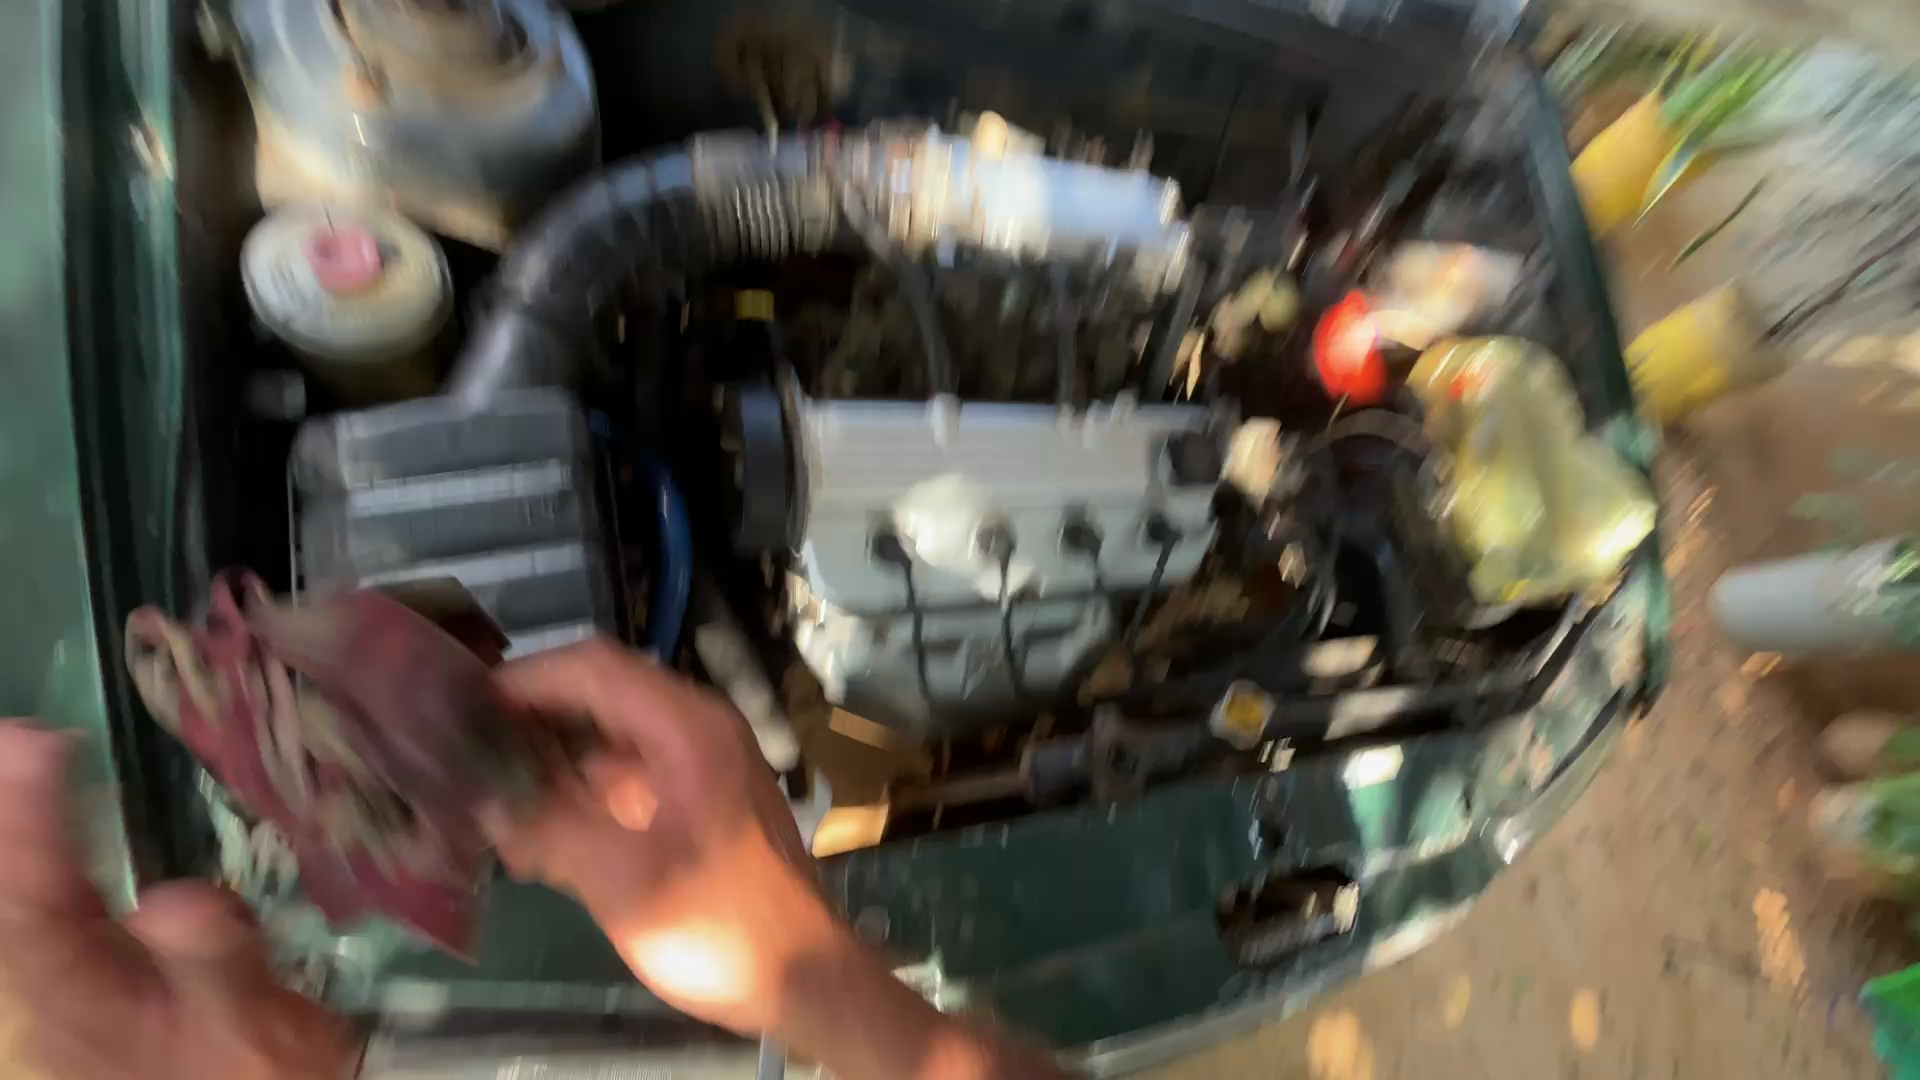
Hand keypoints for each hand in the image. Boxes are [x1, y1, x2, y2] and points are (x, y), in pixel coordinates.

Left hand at [0, 723, 355, 1078]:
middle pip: (7, 901)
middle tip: (16, 737)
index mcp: (86, 999)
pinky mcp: (92, 983)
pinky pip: (48, 912)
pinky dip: (46, 862)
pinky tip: (57, 835)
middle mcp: (52, 993)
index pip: (38, 903)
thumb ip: (217, 961)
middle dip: (7, 818)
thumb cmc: (260, 1067)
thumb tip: (173, 898)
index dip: (30, 825)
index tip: (39, 746)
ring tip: (26, 764)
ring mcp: (67, 989)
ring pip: (18, 906)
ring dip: (19, 832)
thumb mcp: (252, 1017)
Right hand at [483, 640, 1073, 1079]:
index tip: (456, 706)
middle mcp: (699, 724)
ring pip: (613, 728)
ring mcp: (702, 756)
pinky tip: (532, 820)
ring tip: (480, 782)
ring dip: (553, 748)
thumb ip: (551, 829)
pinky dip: (581, 781)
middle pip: (604, 689)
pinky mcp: (699, 789)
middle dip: (533, 711)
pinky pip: (629, 765)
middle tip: (458, 745)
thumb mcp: (626, 882)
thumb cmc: (720, 923)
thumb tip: (483, 796)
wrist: (800, 966)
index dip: (526, 678)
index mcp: (690, 726)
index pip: (597, 668)